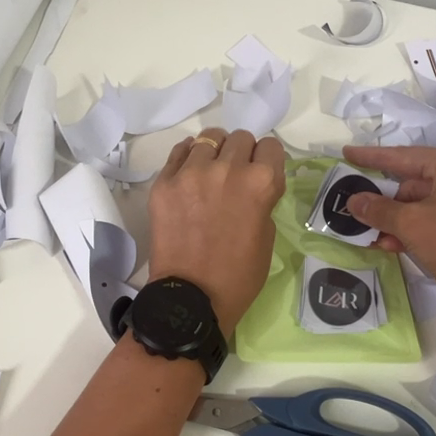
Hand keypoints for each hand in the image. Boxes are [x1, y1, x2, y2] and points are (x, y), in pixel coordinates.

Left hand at [148, 128, 286, 334]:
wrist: (191, 297)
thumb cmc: (238, 275)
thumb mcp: (267, 235)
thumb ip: (262, 200)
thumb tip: (250, 185)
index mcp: (261, 182)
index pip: (270, 146)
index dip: (267, 160)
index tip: (260, 173)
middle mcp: (228, 168)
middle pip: (240, 138)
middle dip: (241, 153)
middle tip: (234, 176)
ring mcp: (192, 173)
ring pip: (208, 138)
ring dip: (214, 152)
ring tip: (209, 174)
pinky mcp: (164, 182)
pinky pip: (179, 152)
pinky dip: (188, 158)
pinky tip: (189, 176)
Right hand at [340, 145, 435, 309]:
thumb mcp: (414, 226)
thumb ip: (380, 210)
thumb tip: (355, 201)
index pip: (406, 156)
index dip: (373, 157)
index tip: (348, 154)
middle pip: (420, 182)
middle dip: (389, 202)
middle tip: (361, 216)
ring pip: (434, 206)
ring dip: (404, 222)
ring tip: (380, 241)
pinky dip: (426, 232)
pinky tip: (406, 249)